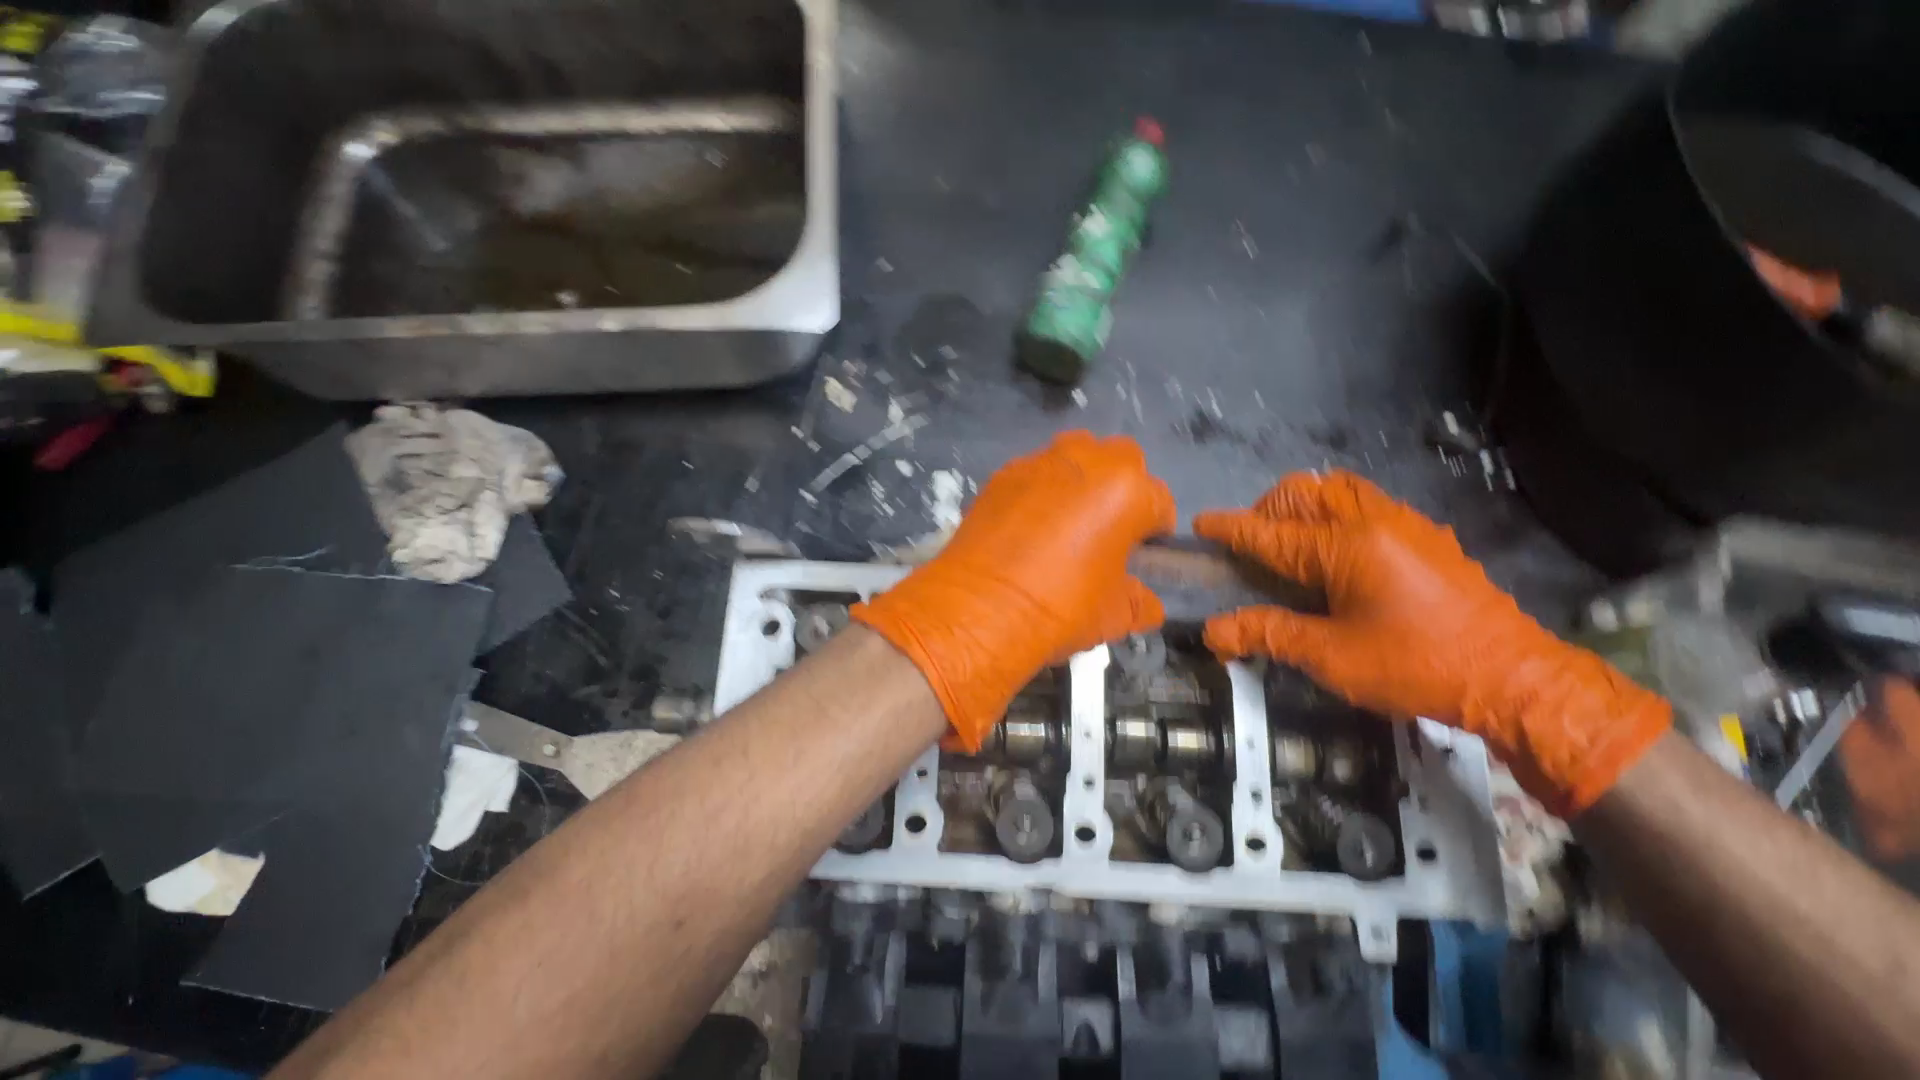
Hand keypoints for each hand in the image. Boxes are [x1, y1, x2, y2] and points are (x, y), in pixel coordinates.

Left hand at [853, 432, 1175, 750]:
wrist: (979, 610)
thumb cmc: (1061, 608)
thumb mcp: (1116, 615)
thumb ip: (1142, 601)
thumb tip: (1147, 603)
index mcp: (1127, 490)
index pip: (1160, 501)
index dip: (1155, 531)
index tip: (1142, 556)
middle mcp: (1086, 462)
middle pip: (1120, 461)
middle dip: (1122, 489)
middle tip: (1108, 532)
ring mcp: (1039, 463)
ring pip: (1074, 456)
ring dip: (1080, 481)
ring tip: (1068, 525)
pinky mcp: (1001, 475)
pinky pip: (1034, 474)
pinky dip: (1040, 492)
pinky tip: (1028, 530)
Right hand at [1195, 470, 1668, 816]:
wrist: (1512, 677)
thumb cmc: (1416, 667)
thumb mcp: (1333, 658)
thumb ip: (1270, 635)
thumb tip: (1215, 631)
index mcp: (1345, 547)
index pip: (1271, 533)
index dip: (1231, 529)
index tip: (1201, 523)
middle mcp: (1373, 521)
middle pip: (1305, 492)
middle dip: (1268, 509)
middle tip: (1251, 541)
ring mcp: (1406, 524)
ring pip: (1340, 489)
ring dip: (1305, 505)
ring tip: (1292, 540)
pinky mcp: (1428, 537)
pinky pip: (1370, 504)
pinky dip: (1338, 513)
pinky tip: (1340, 553)